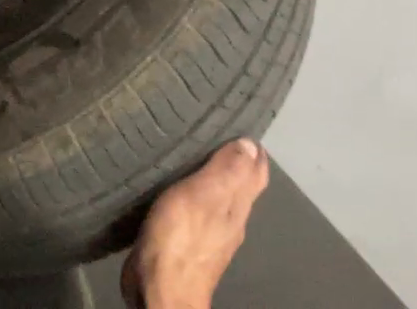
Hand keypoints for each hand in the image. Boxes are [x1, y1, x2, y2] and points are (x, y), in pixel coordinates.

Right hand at [121, 140, 270, 308]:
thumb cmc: (180, 240)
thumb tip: (251, 144)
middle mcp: (230, 220)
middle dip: (236, 160)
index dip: (252, 150)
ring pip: (220, 198)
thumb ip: (226, 172)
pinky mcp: (188, 244)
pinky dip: (196, 193)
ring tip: (197, 152)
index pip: (254, 173)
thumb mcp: (203, 198)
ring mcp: (210, 235)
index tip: (240, 124)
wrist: (162, 292)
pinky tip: (179, 188)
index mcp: (236, 207)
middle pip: (240, 185)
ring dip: (215, 176)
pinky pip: (198, 210)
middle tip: (219, 131)